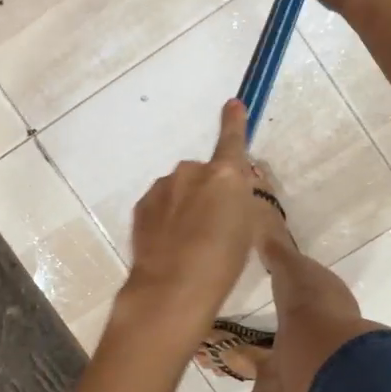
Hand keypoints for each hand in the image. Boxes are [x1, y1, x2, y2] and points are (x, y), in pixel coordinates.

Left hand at [122, 101, 258, 333]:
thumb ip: (240, 201)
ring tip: (190, 244)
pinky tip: (170, 246)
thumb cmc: (223, 262)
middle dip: (209, 192)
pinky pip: (162, 204)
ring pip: (181, 190)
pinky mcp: (142, 204)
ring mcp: (163, 186)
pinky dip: (167, 218)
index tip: (234, 103)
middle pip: (205, 174)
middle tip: (215, 227)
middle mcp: (192, 171)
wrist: (171, 288)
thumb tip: (232, 190)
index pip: (232, 140)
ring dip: (186, 207)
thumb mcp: (248, 229)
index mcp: (225, 175)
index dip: (234, 122)